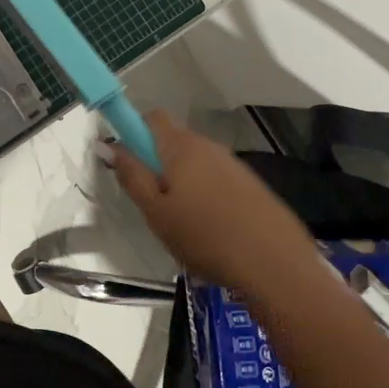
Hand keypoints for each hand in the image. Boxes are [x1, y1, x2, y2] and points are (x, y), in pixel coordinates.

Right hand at [104, 111, 315, 290]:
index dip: (135, 133)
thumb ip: (131, 175)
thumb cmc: (206, 238)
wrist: (280, 270)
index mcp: (182, 146)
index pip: (152, 117)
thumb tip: (108, 144)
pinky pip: (222, 182)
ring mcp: (237, 167)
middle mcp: (210, 147)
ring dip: (187, 183)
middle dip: (160, 164)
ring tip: (186, 224)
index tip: (132, 164)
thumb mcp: (156, 212)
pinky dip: (212, 198)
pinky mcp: (257, 189)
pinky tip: (216, 232)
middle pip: (175, 141)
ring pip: (199, 164)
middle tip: (156, 203)